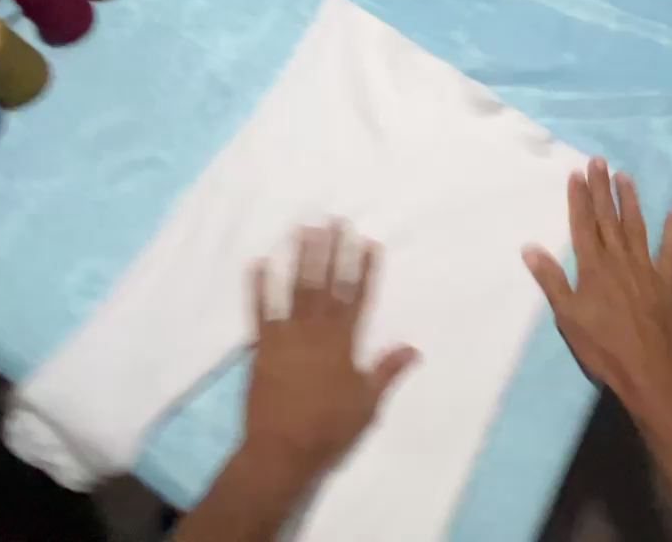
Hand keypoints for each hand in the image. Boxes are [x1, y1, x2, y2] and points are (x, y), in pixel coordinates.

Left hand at [240, 222, 419, 477]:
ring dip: (301, 256)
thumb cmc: (329, 430)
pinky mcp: (261, 345)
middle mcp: (316, 329)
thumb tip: (414, 347)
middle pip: (327, 282)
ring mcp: (286, 334)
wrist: (281, 452)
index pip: (357, 296)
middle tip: (334, 219)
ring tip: (304, 227)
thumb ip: (387, 371)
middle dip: (332, 249)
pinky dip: (257, 285)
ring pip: (296, 287)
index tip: (368, 240)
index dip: (364, 268)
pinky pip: (259, 309)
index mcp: (344, 342)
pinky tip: (259, 261)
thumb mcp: (367, 405)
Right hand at [523, 158, 671, 405]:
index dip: (579, 198)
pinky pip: (670, 252)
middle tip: (599, 161)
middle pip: (608, 218)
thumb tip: (529, 248)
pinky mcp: (665, 283)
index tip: (577, 173)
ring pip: (636, 227)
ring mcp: (644, 269)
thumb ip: (551, 280)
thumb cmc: (602, 345)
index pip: (583, 224)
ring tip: (625, 176)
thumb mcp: (567, 316)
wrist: (649, 371)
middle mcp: (618, 259)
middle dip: (601, 189)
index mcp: (593, 266)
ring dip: (630, 200)